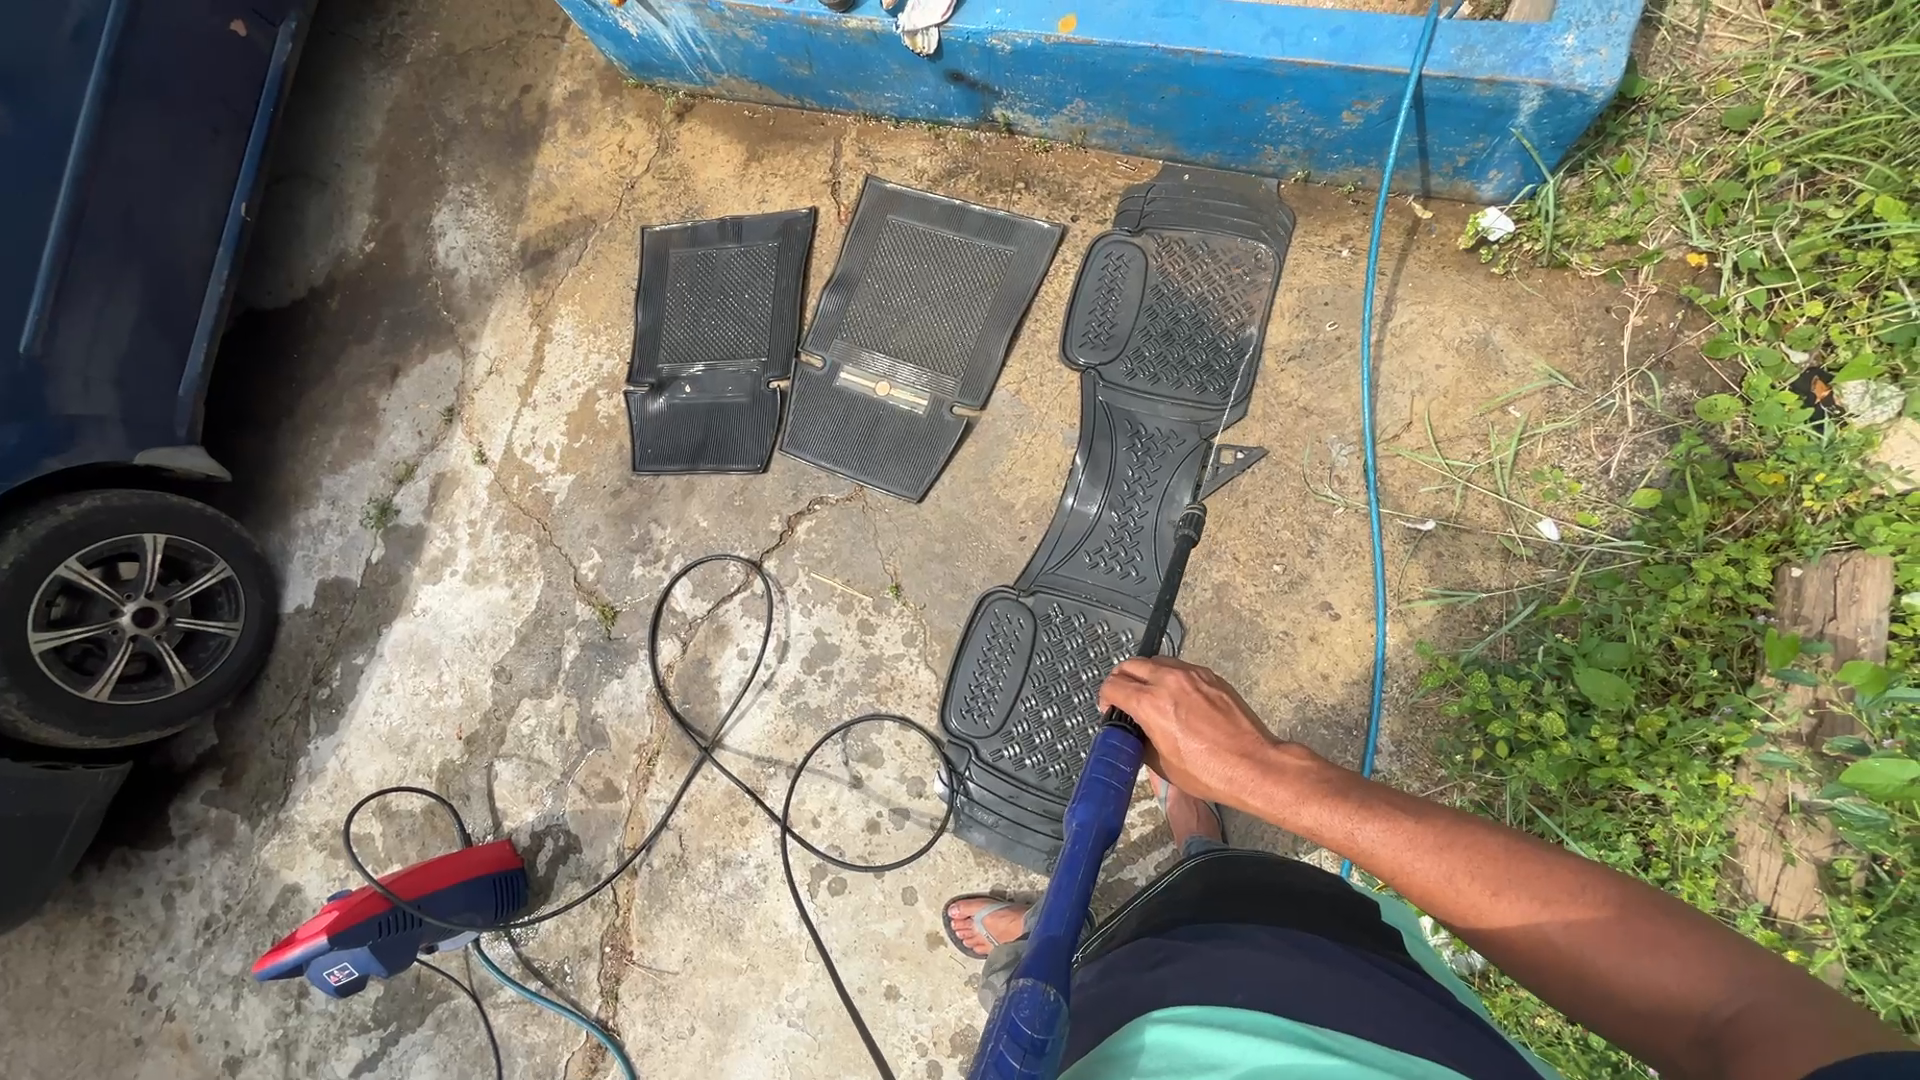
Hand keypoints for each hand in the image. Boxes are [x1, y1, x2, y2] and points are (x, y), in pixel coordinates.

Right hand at [1098, 657, 1319, 813]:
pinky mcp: (1211, 677)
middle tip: (1123, 698)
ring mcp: (1192, 675)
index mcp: (1150, 704)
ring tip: (1150, 694)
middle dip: (1121, 680)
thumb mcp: (1162, 765)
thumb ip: (1142, 740)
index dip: (1105, 698)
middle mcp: (1168, 681)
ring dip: (1145, 674)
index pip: (1113, 685)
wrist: (1253, 766)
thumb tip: (1138, 734)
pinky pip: (1180, 667)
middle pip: (1130, 665)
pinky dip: (1170, 676)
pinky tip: (1176, 696)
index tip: (1109, 708)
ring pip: (1156, 661)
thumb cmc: (1210, 772)